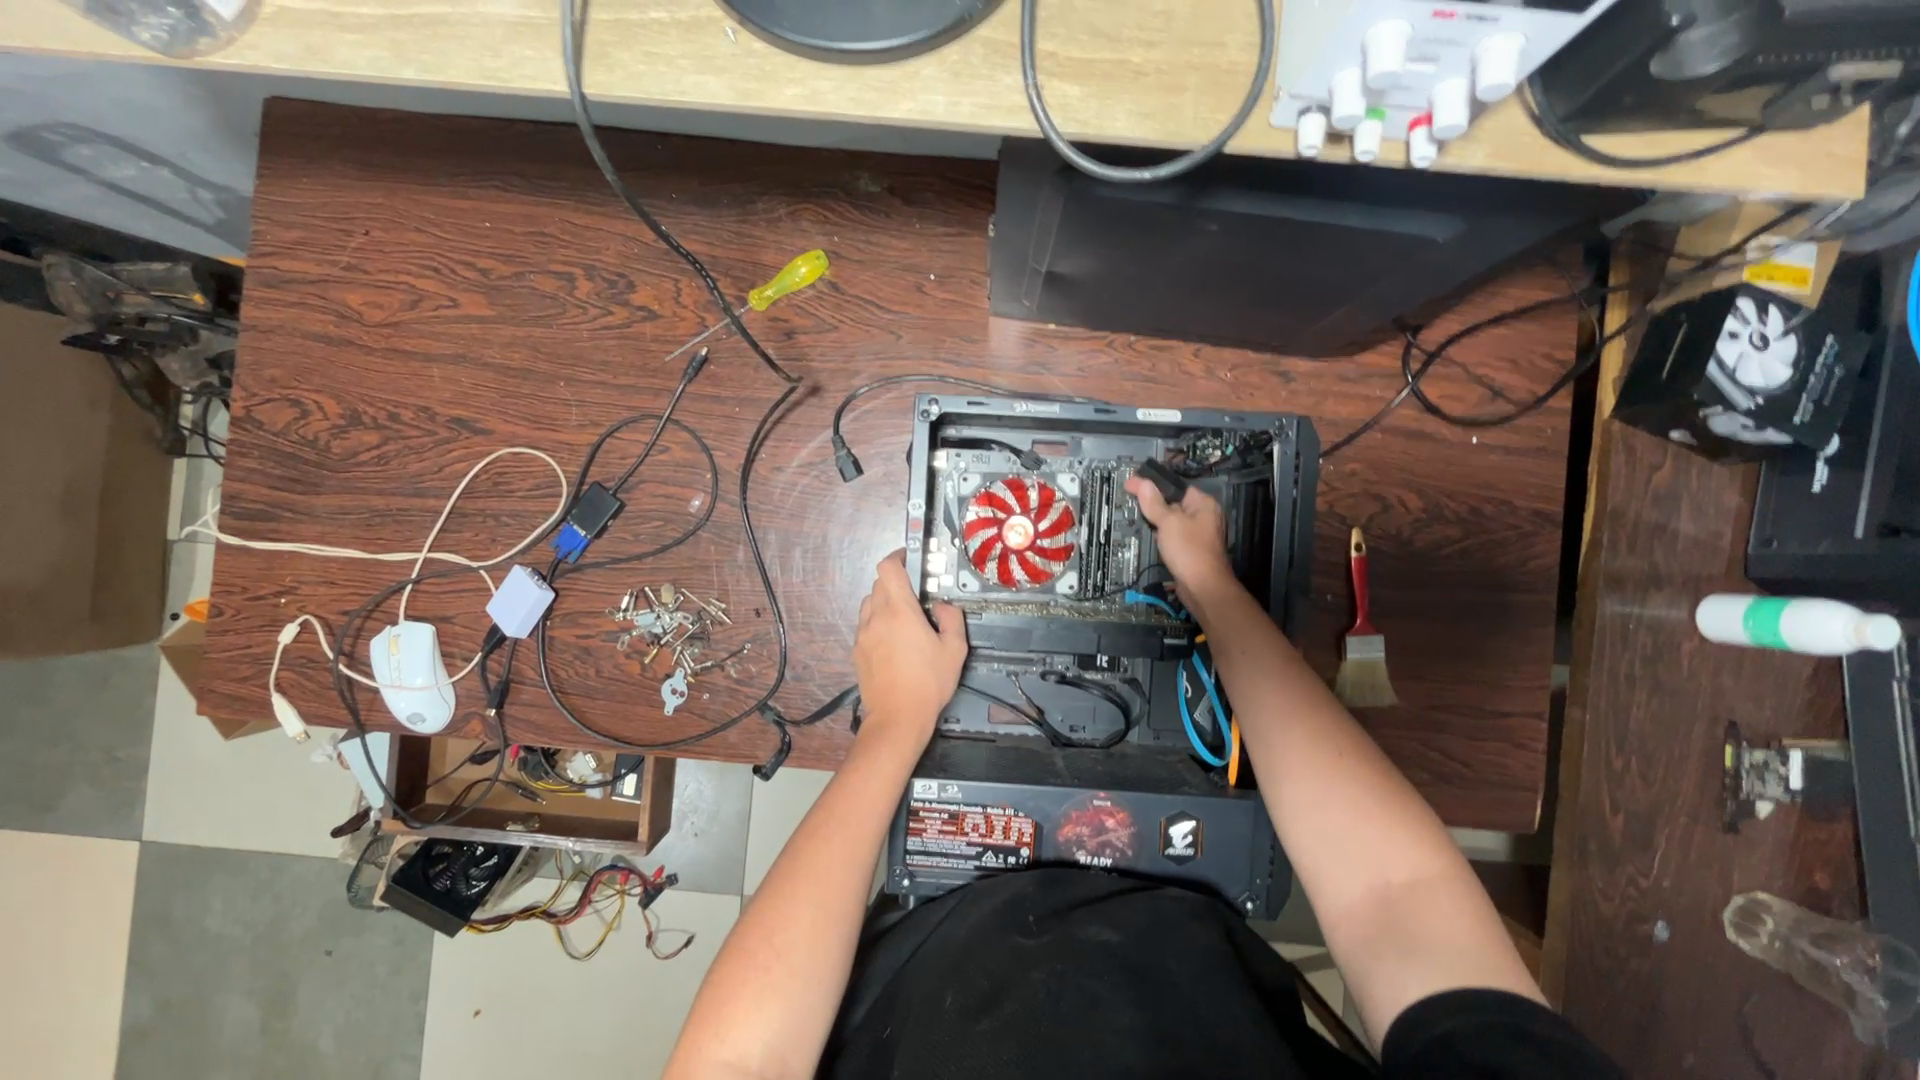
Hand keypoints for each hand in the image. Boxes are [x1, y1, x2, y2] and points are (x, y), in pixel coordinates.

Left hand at [854, 550, 968, 753]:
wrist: (896, 718)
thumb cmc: (928, 684)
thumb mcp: (954, 651)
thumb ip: (952, 620)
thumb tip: (944, 606)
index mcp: (900, 611)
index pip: (888, 568)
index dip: (898, 557)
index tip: (911, 560)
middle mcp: (876, 617)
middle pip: (879, 583)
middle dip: (897, 582)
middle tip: (916, 595)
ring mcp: (863, 634)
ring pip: (869, 603)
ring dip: (885, 602)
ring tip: (904, 618)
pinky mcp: (857, 651)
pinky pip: (866, 625)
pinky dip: (877, 622)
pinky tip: (894, 640)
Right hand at [1125, 475, 1233, 595]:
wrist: (1203, 587)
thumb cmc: (1188, 549)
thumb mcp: (1168, 522)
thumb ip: (1154, 503)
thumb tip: (1142, 482)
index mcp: (1203, 504)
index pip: (1176, 486)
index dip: (1154, 485)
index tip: (1133, 484)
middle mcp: (1204, 516)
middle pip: (1174, 503)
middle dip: (1155, 504)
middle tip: (1132, 501)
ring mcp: (1200, 534)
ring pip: (1173, 521)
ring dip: (1158, 521)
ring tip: (1138, 517)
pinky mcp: (1193, 550)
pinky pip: (1175, 536)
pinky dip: (1163, 535)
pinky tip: (1152, 538)